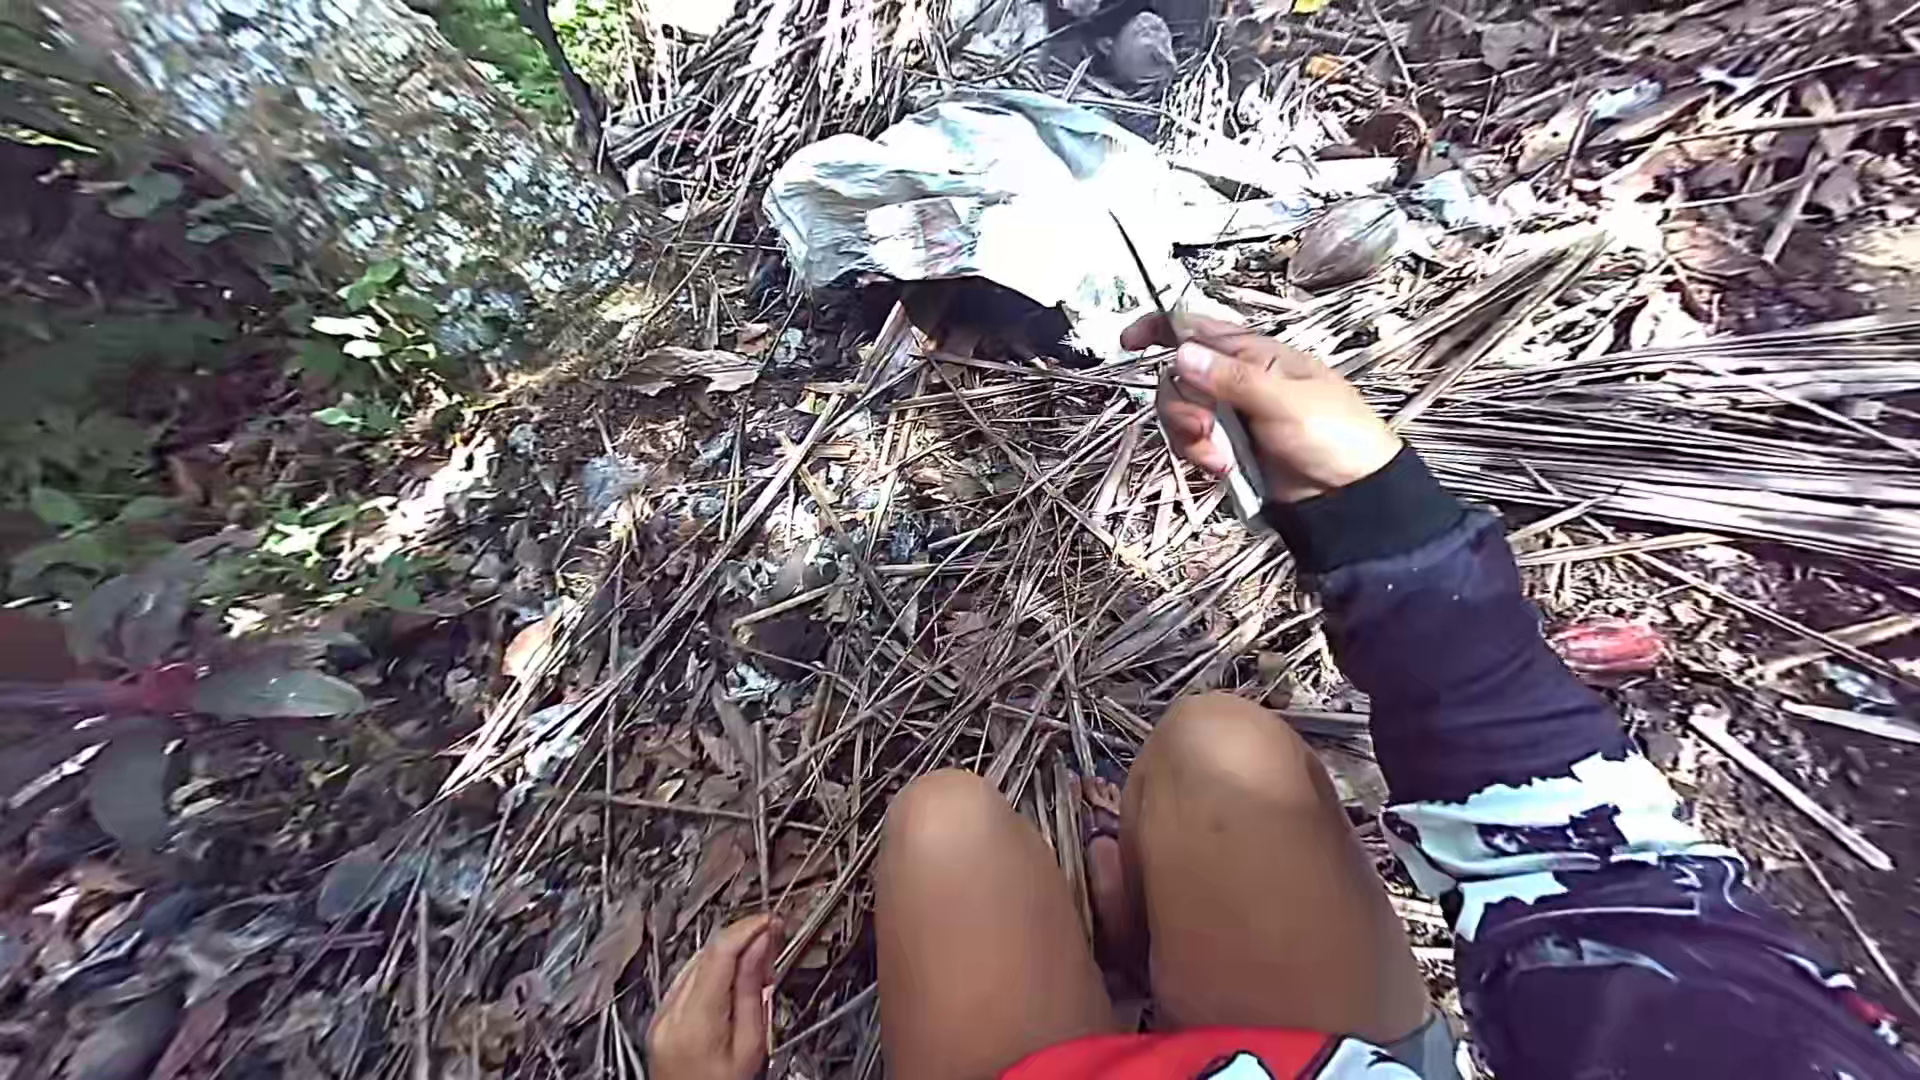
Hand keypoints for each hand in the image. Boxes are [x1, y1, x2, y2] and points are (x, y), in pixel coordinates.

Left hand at [647, 915, 778, 1079]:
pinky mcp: (661, 1018)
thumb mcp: (750, 1044)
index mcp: (694, 1022)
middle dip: (745, 939)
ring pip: (700, 959)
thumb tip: (761, 941)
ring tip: (759, 967)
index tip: (772, 922)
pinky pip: (691, 976)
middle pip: (710, 951)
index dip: (749, 927)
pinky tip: (735, 979)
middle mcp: (670, 1013)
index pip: (721, 950)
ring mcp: (662, 1016)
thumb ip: (752, 988)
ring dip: (733, 952)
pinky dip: (717, 968)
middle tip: (773, 941)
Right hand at [1123, 313, 1400, 502]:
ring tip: (1218, 457)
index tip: (1129, 342)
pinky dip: (1198, 456)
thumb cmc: (1333, 435)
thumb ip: (1232, 378)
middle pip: (1177, 379)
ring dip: (1190, 437)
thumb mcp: (1285, 401)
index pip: (1198, 329)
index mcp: (1254, 355)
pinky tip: (1222, 467)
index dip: (1160, 328)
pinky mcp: (1222, 445)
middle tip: (1204, 429)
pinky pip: (1188, 443)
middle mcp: (1233, 380)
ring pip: (1178, 414)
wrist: (1344, 495)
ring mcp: (1226, 414)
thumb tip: (1182, 353)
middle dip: (1181, 407)